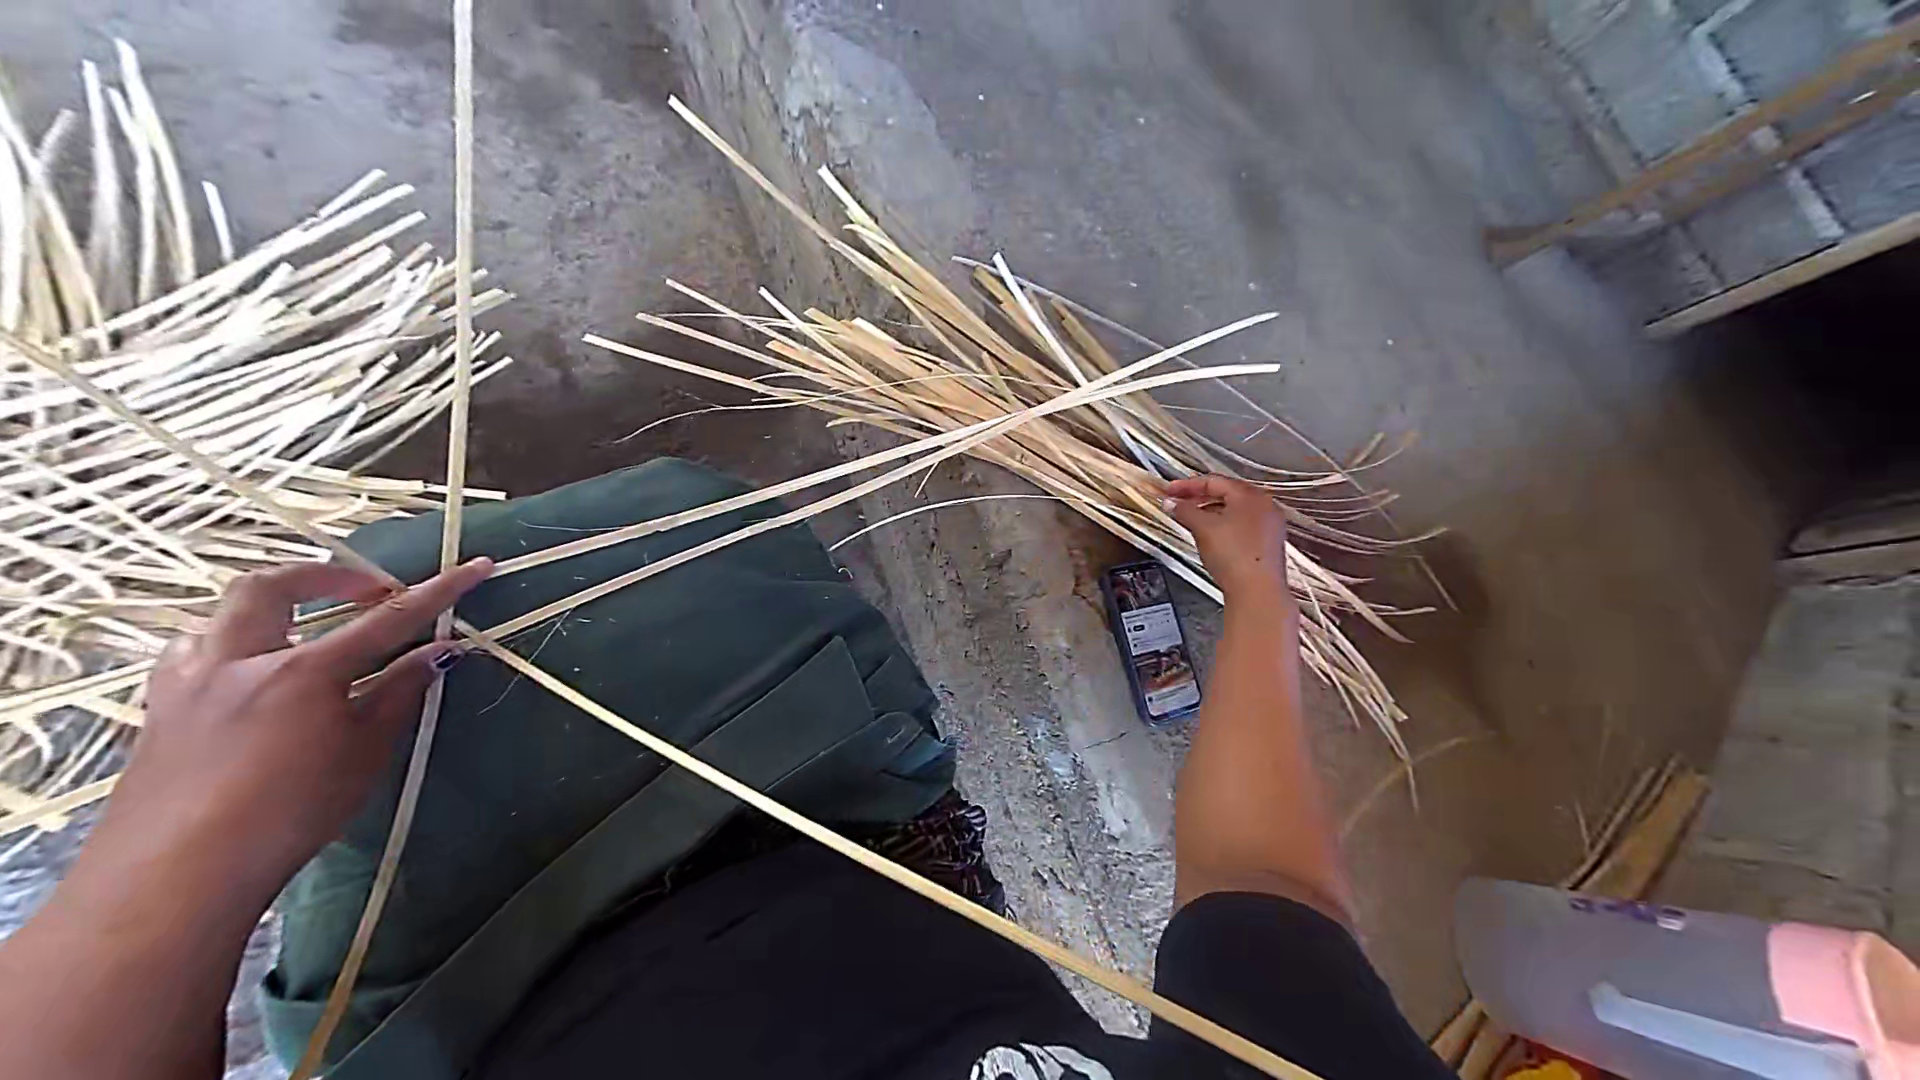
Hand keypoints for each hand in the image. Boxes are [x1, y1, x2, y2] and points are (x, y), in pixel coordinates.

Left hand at [82, 558, 493, 902]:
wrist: (176, 878)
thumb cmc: (291, 811)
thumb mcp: (366, 750)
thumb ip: (401, 691)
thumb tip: (440, 651)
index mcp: (302, 671)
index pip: (390, 617)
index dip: (441, 589)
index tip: (477, 565)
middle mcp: (239, 661)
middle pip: (273, 587)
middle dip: (327, 576)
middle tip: (370, 590)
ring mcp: (189, 683)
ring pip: (223, 616)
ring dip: (274, 608)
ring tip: (309, 628)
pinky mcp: (161, 710)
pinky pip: (194, 652)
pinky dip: (234, 643)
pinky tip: (253, 670)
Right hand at [1163, 474, 1291, 604]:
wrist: (1257, 590)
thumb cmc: (1237, 556)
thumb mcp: (1202, 527)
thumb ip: (1184, 510)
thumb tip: (1173, 503)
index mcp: (1251, 496)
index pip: (1214, 481)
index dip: (1188, 485)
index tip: (1171, 491)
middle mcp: (1264, 507)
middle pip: (1225, 495)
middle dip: (1198, 499)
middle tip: (1179, 504)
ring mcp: (1268, 526)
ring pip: (1233, 512)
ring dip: (1210, 513)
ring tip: (1191, 521)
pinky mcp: (1267, 545)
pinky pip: (1240, 528)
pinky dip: (1223, 528)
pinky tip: (1211, 539)